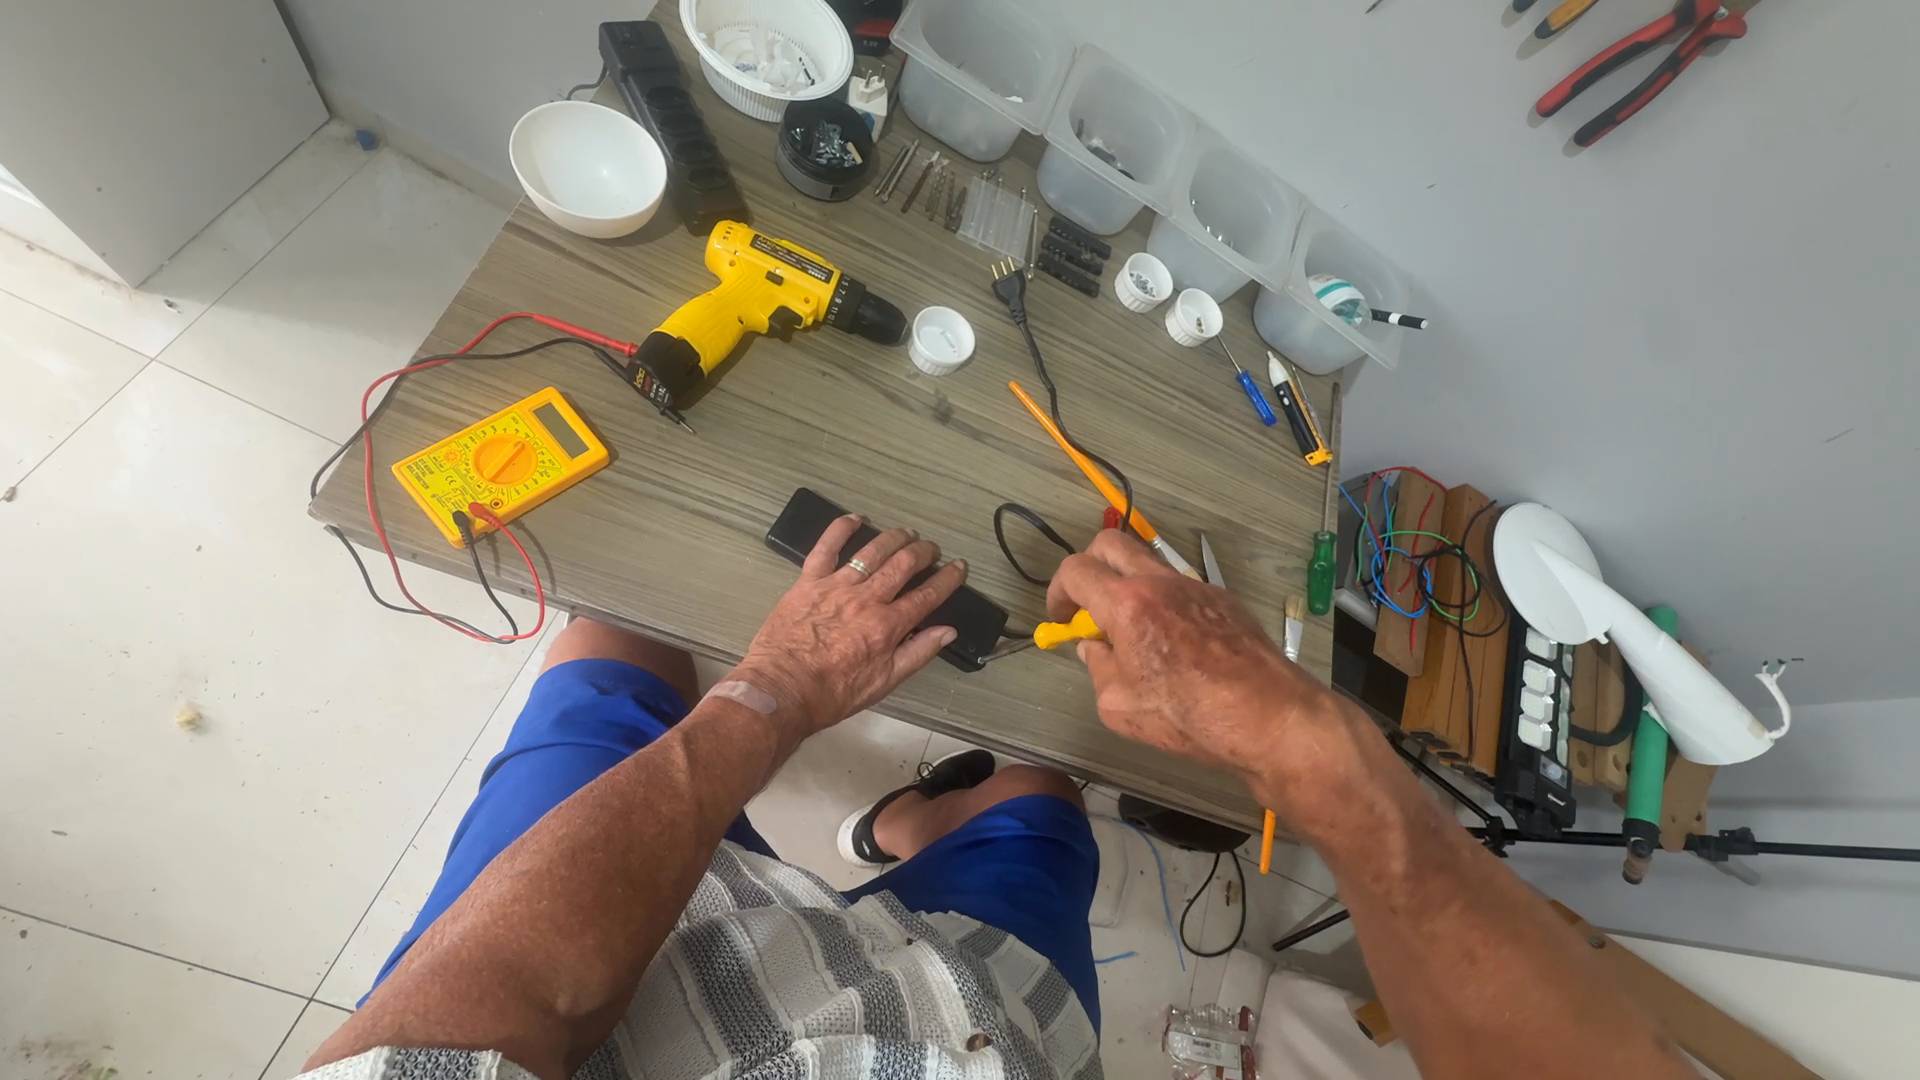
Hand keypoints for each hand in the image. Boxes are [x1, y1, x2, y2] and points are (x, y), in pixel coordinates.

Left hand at [735, 515, 966, 735]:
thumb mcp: (884, 683)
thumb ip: (918, 653)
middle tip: (932, 549)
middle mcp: (867, 599)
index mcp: (887, 626)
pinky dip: (841, 528)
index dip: (948, 579)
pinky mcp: (809, 581)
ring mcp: (837, 586)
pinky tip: (855, 518)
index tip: (958, 567)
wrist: (781, 691)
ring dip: (894, 538)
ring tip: (906, 533)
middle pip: (904, 564)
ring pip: (873, 550)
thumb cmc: (832, 693)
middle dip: (924, 552)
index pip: (927, 595)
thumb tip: (947, 631)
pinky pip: (826, 547)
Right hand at [1046, 530, 1335, 784]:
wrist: (1269, 717)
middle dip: (1088, 567)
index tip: (1060, 617)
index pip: (1075, 570)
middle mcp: (1159, 582)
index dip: (1057, 591)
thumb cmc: (1187, 716)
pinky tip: (1174, 644)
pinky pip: (1179, 588)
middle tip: (1087, 603)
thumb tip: (1094, 649)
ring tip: (1133, 632)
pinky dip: (1162, 603)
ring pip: (1148, 564)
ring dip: (1128, 585)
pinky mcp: (1223, 599)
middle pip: (1109, 544)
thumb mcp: (1118, 705)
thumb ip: (1097, 668)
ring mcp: (1195, 586)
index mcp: (1126, 604)